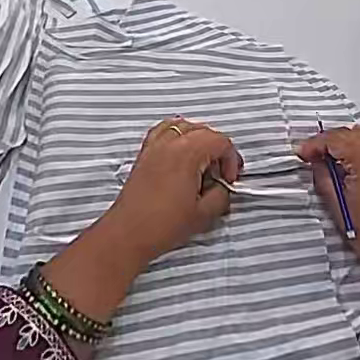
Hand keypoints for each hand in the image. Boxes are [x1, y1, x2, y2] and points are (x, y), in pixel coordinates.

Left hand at [100, 117, 242, 263]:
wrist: (128, 233)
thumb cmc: (161, 224)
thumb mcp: (203, 214)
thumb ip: (221, 195)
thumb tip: (223, 188)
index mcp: (189, 153)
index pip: (221, 142)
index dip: (231, 159)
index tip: (229, 178)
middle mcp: (171, 143)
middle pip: (204, 131)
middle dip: (217, 150)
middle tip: (220, 174)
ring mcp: (155, 146)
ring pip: (184, 126)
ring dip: (198, 140)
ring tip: (202, 162)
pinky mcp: (144, 154)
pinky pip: (164, 131)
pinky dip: (176, 135)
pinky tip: (180, 152)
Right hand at [296, 125, 359, 275]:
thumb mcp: (336, 204)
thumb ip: (323, 177)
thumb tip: (316, 162)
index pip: (334, 140)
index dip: (314, 144)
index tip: (303, 152)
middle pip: (348, 132)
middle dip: (327, 140)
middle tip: (311, 153)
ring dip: (344, 138)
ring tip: (328, 152)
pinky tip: (349, 154)